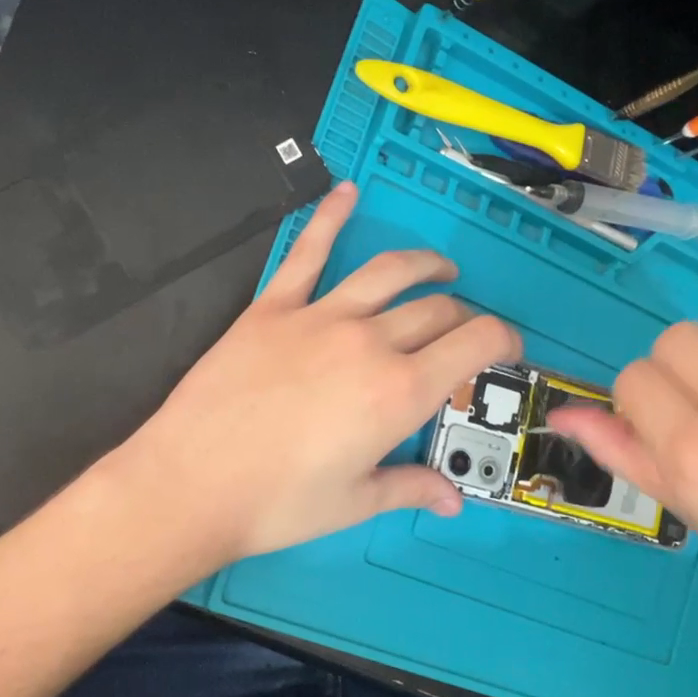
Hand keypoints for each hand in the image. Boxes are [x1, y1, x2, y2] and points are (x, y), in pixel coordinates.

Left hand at [112, 181, 520, 563]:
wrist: (191, 484)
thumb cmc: (276, 504)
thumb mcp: (354, 503)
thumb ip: (409, 488)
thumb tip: (452, 501)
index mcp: (399, 393)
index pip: (475, 344)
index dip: (503, 340)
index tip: (506, 348)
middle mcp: (369, 343)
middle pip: (436, 309)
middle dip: (462, 317)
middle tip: (461, 333)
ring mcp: (318, 317)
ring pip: (388, 272)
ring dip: (423, 264)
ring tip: (439, 268)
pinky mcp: (271, 307)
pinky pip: (308, 251)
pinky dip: (330, 216)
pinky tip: (345, 192)